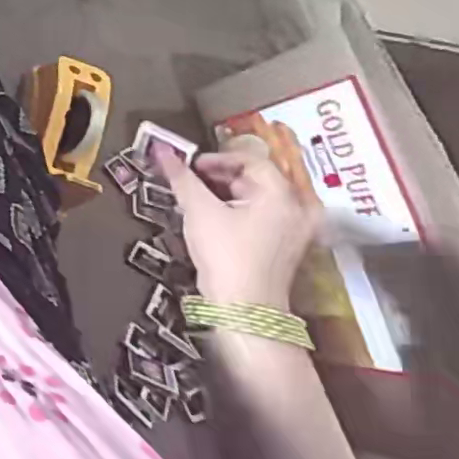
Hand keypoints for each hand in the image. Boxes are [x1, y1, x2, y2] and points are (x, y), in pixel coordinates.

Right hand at [155, 146, 318, 310]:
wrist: (243, 308)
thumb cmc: (224, 253)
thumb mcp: (199, 210)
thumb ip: (181, 177)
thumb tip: (160, 150)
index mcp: (283, 196)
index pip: (251, 160)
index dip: (216, 159)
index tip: (189, 167)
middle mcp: (298, 210)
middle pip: (256, 178)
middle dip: (218, 177)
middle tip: (189, 183)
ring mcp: (295, 231)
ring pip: (257, 198)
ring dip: (225, 194)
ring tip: (195, 200)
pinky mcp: (285, 247)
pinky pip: (260, 216)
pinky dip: (236, 211)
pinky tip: (211, 219)